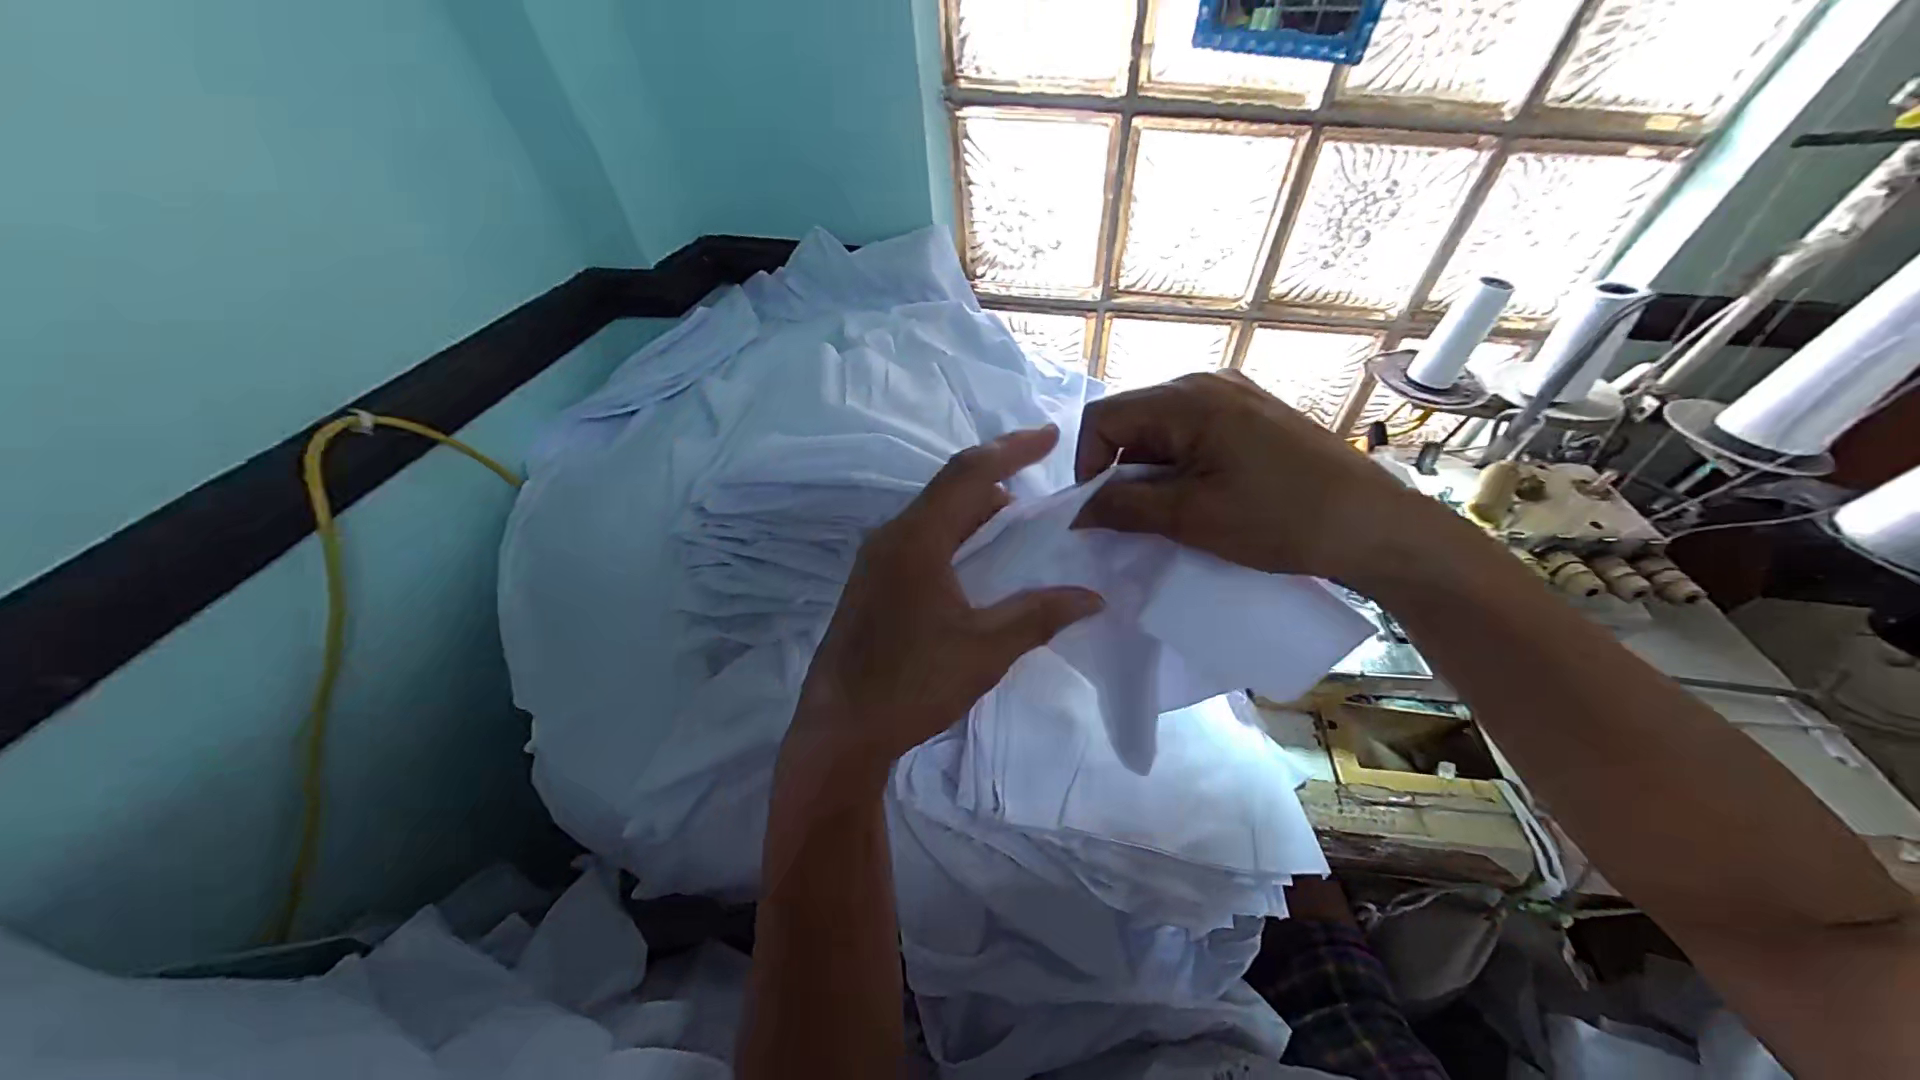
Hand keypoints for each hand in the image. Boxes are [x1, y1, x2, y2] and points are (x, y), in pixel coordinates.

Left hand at [788, 426, 1105, 773]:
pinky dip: (957, 540)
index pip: (969, 474)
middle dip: (1000, 484)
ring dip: (977, 517)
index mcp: (915, 539)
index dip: (1013, 449)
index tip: (1052, 436)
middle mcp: (891, 538)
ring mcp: (876, 562)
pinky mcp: (872, 585)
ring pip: (935, 518)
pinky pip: (921, 543)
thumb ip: (1039, 615)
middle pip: (951, 491)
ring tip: (1020, 534)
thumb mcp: (985, 649)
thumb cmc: (911, 684)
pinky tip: (980, 568)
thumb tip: (1092, 597)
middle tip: (1043, 498)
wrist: (840, 731)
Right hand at [1074, 370, 1464, 591]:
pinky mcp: (1254, 415)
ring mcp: (1235, 396)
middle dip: (1120, 470)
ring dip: (1151, 472)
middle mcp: (1207, 383)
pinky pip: (1193, 434)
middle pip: (1131, 420)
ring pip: (1161, 430)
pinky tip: (1200, 499)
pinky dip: (1180, 466)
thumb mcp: (1191, 517)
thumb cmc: (1281, 519)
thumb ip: (1123, 507)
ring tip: (1172, 514)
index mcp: (1188, 398)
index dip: (1087, 464)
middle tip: (1137, 519)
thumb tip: (1074, 512)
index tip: (1101, 510)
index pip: (1102, 417)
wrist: (1377, 528)